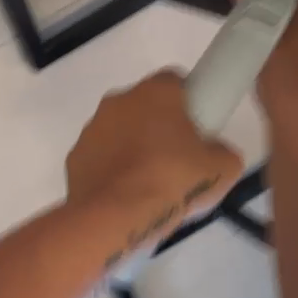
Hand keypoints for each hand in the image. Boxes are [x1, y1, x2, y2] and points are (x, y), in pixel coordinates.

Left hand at [65, 70, 243, 237]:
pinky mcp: (74, 155)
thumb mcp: (222, 167)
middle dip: (160, 125)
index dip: (190, 100)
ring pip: (120, 130)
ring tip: (152, 181)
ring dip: (134, 146)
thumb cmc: (172, 180)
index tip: (198, 126)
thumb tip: (211, 151)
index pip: (175, 81)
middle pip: (144, 106)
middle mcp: (117, 101)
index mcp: (154, 92)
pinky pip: (101, 155)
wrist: (115, 215)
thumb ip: (219, 149)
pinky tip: (126, 191)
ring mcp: (91, 128)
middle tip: (179, 157)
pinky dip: (113, 167)